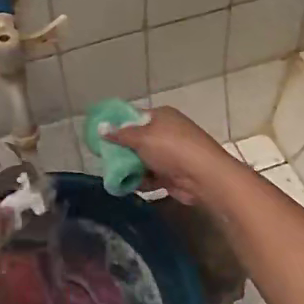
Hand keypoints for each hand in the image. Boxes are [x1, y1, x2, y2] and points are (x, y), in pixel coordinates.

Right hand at [104, 106, 239, 204]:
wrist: (204, 177)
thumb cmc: (172, 149)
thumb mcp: (142, 138)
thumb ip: (120, 134)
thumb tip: (100, 127)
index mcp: (162, 116)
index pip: (135, 116)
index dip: (118, 125)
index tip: (100, 136)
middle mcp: (167, 132)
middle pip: (138, 140)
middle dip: (122, 150)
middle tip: (103, 158)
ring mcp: (171, 154)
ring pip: (143, 160)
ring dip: (131, 168)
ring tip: (112, 175)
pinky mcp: (172, 174)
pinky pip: (151, 176)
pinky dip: (141, 181)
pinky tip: (127, 186)